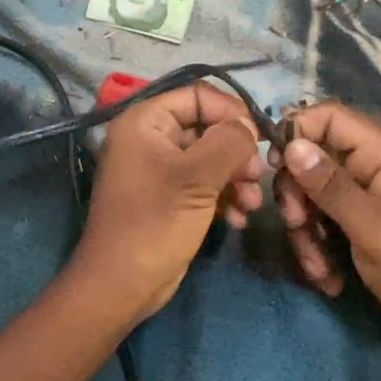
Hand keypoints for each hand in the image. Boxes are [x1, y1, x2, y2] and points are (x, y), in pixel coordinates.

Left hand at [70, 83, 265, 320]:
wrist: (122, 285)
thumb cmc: (155, 223)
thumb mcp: (198, 178)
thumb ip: (229, 143)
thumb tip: (249, 127)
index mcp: (145, 122)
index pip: (198, 94)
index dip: (231, 111)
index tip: (258, 138)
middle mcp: (150, 139)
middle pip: (207, 127)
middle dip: (237, 152)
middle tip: (257, 177)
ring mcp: (159, 170)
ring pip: (210, 158)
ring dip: (236, 178)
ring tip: (251, 204)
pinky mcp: (169, 198)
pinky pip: (204, 184)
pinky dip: (224, 197)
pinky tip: (239, 219)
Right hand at [272, 103, 380, 328]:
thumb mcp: (371, 227)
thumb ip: (330, 186)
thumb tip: (291, 146)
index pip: (329, 117)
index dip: (296, 133)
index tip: (274, 167)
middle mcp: (369, 167)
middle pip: (311, 159)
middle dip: (296, 196)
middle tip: (296, 224)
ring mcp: (361, 196)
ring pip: (309, 196)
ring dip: (305, 233)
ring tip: (319, 269)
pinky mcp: (354, 222)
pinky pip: (320, 222)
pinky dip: (317, 248)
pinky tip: (328, 277)